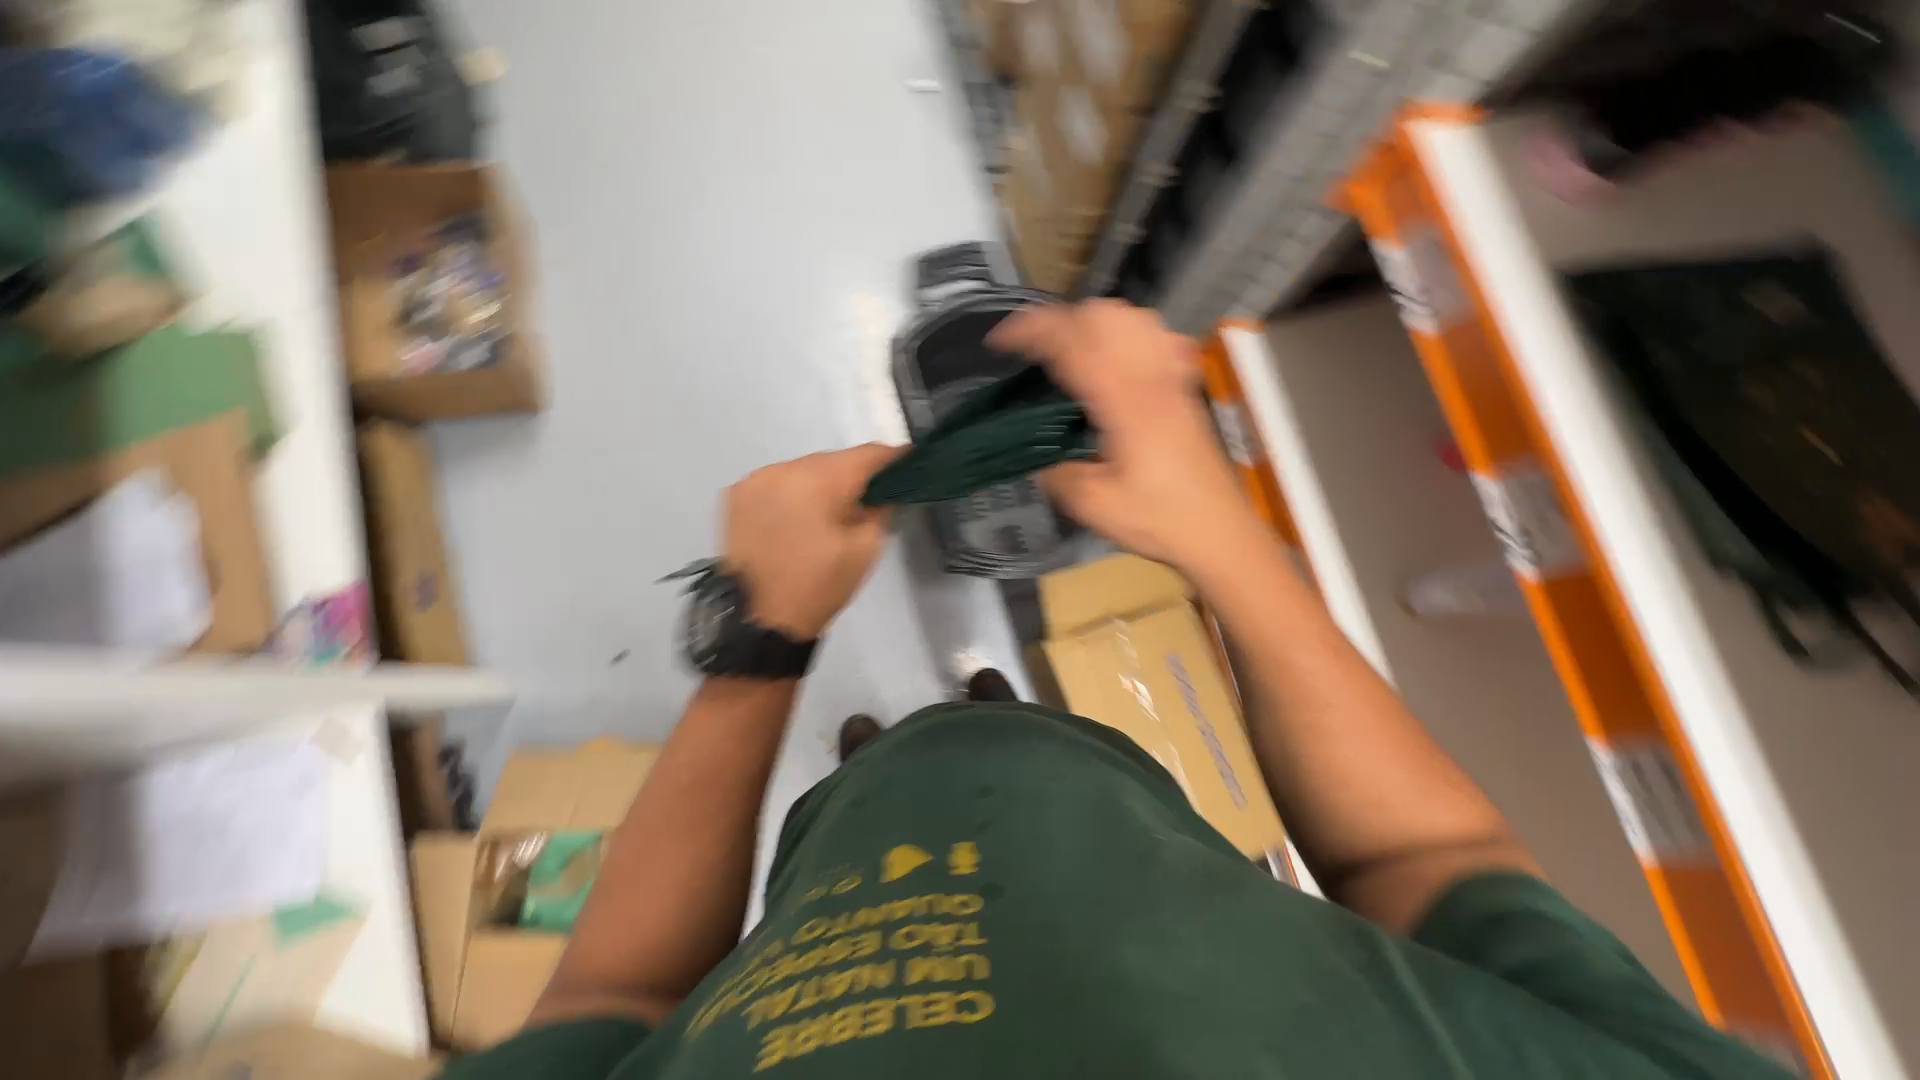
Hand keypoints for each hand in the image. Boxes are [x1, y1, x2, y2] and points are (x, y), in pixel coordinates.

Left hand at [724, 443, 901, 639]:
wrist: (759, 619)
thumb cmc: (819, 586)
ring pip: (802, 470)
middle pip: (831, 460)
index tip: (907, 461)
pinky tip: (795, 517)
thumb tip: (881, 490)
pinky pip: (776, 483)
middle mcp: (784, 469)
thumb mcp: (865, 549)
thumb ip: (879, 508)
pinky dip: (791, 493)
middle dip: (852, 474)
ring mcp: (755, 480)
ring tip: (827, 512)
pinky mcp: (736, 495)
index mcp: (819, 481)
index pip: (865, 455)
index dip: (891, 457)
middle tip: (868, 495)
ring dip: (819, 483)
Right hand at [989, 300, 1263, 574]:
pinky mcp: (1183, 386)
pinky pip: (1156, 337)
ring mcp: (1172, 377)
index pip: (1072, 342)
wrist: (1220, 532)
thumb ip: (1057, 474)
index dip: (1030, 331)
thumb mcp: (1094, 506)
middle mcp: (1150, 377)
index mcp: (1124, 401)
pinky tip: (1116, 358)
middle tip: (1032, 352)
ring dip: (1091, 323)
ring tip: (1069, 350)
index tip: (999, 342)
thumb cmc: (1160, 520)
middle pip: (1101, 315)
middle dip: (1058, 321)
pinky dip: (1127, 334)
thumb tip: (1036, 458)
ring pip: (1131, 317)